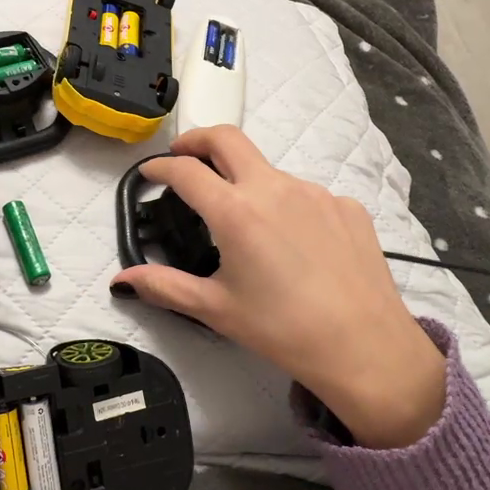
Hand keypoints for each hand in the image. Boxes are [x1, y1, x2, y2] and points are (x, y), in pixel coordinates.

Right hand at [110, 126, 444, 448]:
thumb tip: (121, 280)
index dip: (159, 167)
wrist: (368, 350)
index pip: (185, 170)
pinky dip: (285, 204)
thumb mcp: (215, 309)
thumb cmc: (283, 330)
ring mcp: (315, 192)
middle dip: (196, 140)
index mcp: (235, 211)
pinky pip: (305, 193)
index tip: (149, 173)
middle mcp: (273, 188)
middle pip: (226, 138)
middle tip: (183, 157)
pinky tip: (291, 242)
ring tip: (244, 220)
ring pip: (267, 169)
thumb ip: (163, 286)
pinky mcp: (347, 206)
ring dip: (244, 179)